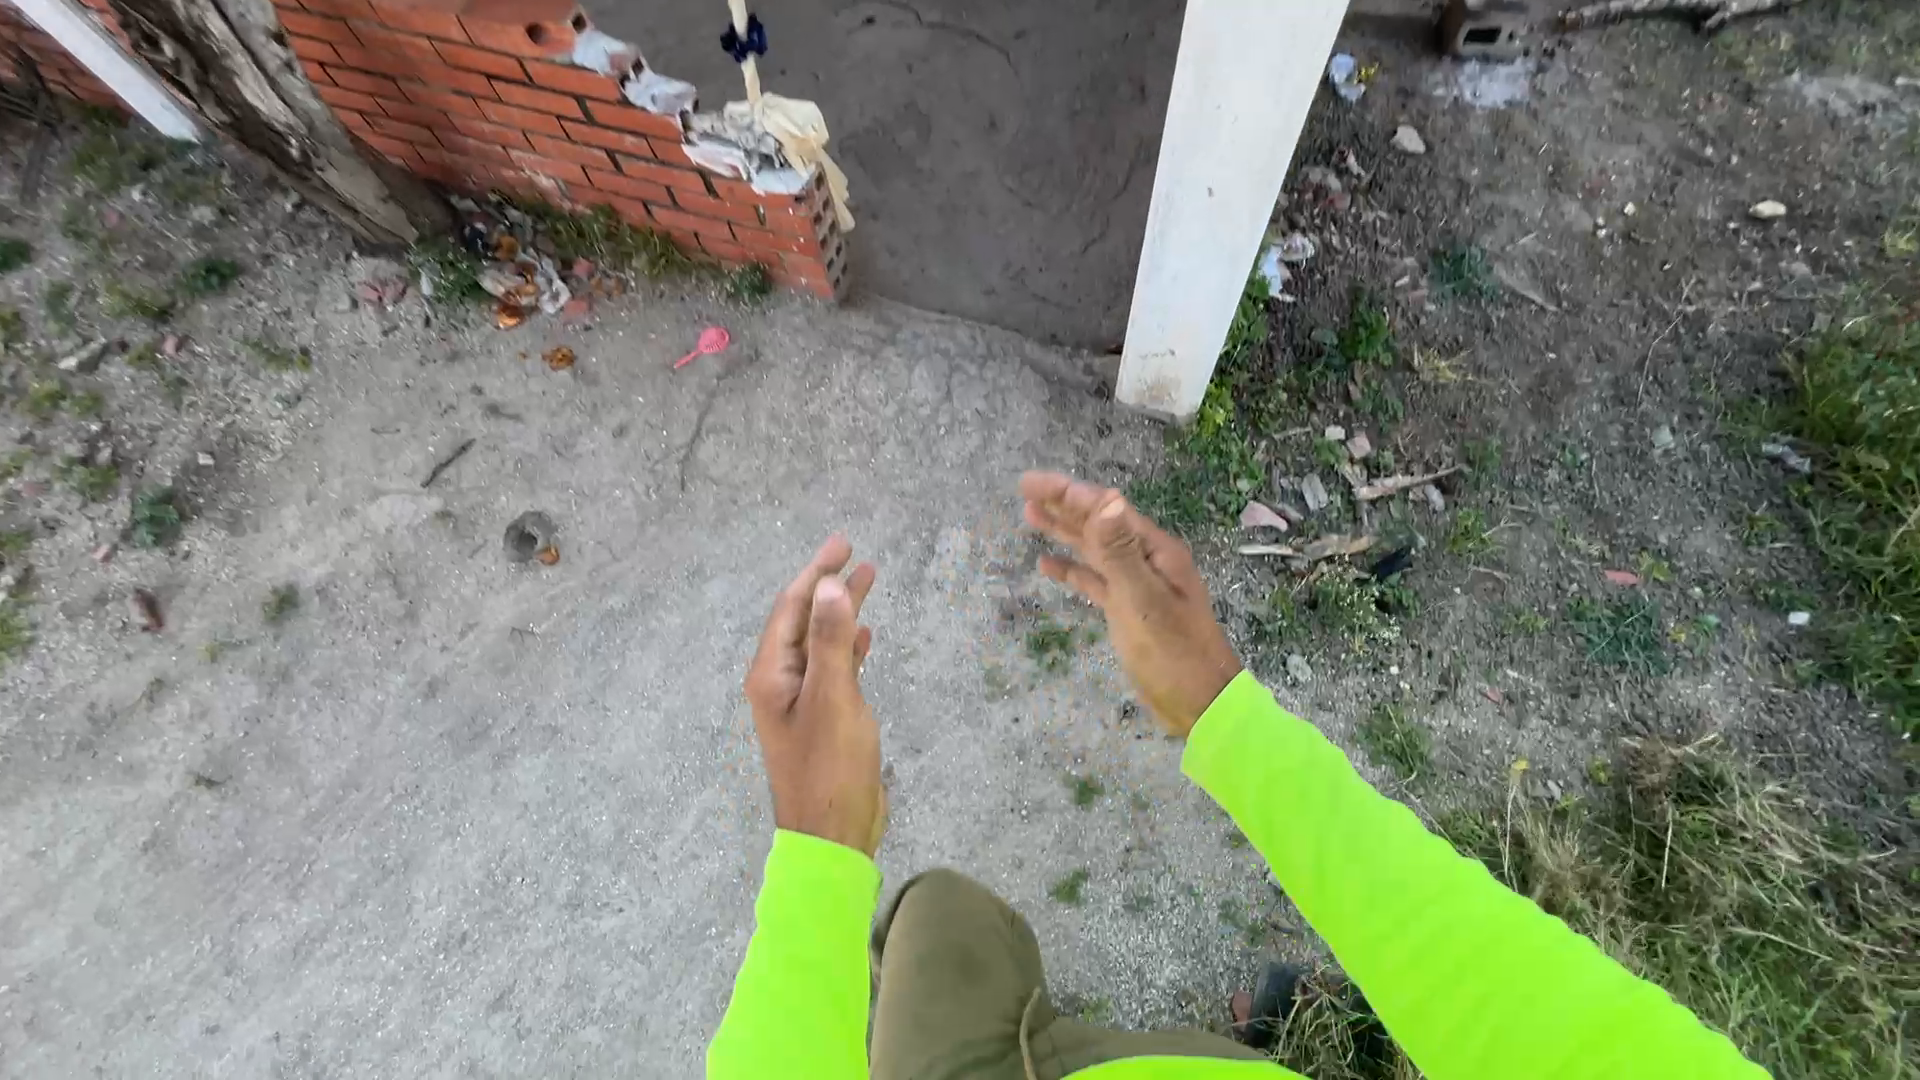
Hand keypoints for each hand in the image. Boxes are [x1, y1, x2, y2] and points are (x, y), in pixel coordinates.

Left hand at [743, 536, 886, 855]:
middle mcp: (781, 682)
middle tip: (855, 552)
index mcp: (772, 674)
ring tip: (869, 581)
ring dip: (842, 611)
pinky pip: (834, 668)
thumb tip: (828, 586)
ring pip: (822, 641)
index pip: (792, 608)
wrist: (833, 834)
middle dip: (828, 585)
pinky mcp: (823, 717)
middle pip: (804, 620)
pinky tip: (865, 635)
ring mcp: (801, 700)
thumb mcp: (833, 698)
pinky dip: (848, 646)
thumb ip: (831, 641)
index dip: (815, 572)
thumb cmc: (830, 766)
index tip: (842, 544)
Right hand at [1020, 472, 1242, 737]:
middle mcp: (1146, 560)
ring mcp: (1136, 585)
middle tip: (1024, 487)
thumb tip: (1106, 500)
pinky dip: (1071, 571)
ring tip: (1029, 515)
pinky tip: (1047, 565)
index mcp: (1154, 551)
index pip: (1106, 510)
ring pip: (1093, 549)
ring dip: (1063, 532)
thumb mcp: (1144, 601)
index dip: (1068, 493)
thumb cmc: (1174, 654)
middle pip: (1098, 523)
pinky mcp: (1126, 610)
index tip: (1030, 482)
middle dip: (1062, 504)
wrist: (1199, 705)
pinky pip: (1094, 581)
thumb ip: (1121, 552)